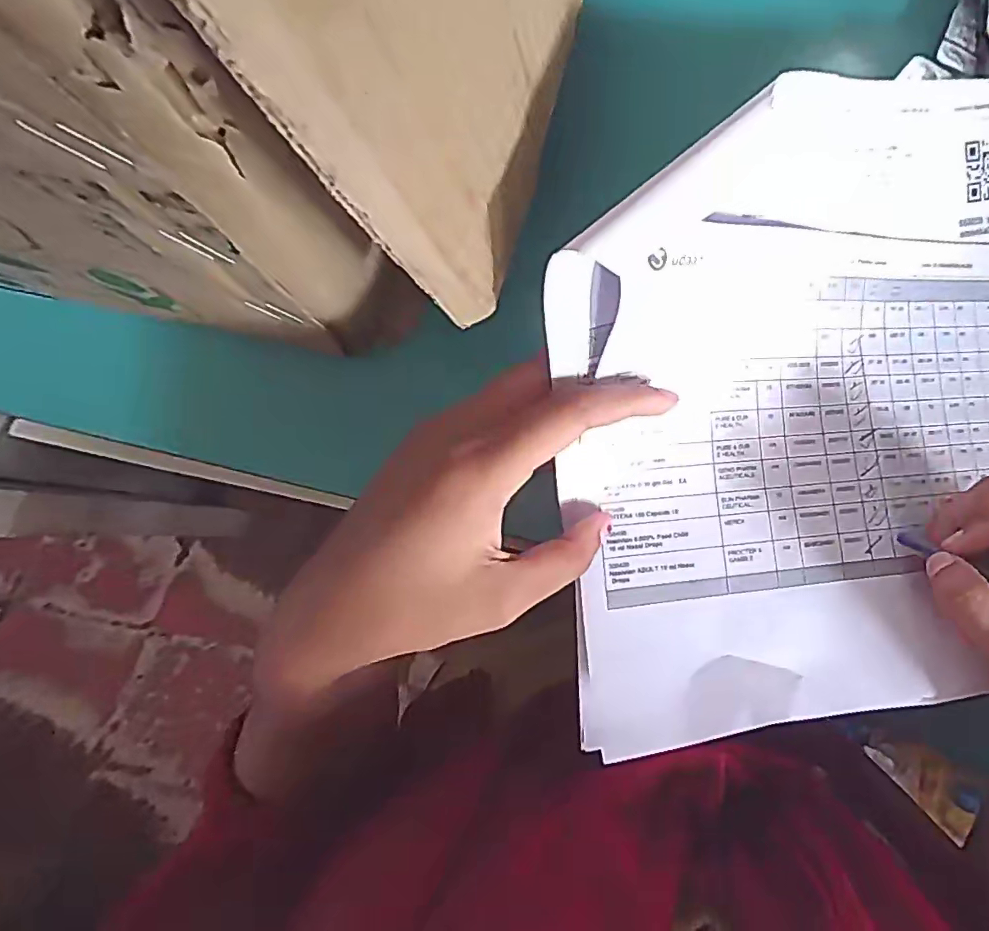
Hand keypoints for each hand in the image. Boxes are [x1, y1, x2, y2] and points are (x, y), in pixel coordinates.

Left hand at [252, 359, 676, 709]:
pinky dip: (533, 403)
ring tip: (608, 403)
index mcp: (480, 469)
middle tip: (641, 385)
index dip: (619, 400)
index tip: (663, 397)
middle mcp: (457, 434)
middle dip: (593, 374)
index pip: (564, 413)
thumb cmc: (414, 611)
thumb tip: (602, 517)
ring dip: (563, 385)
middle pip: (537, 379)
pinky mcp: (424, 441)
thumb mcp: (502, 600)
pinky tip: (552, 428)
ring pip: (512, 385)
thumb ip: (564, 557)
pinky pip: (491, 404)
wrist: (325, 613)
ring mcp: (435, 431)